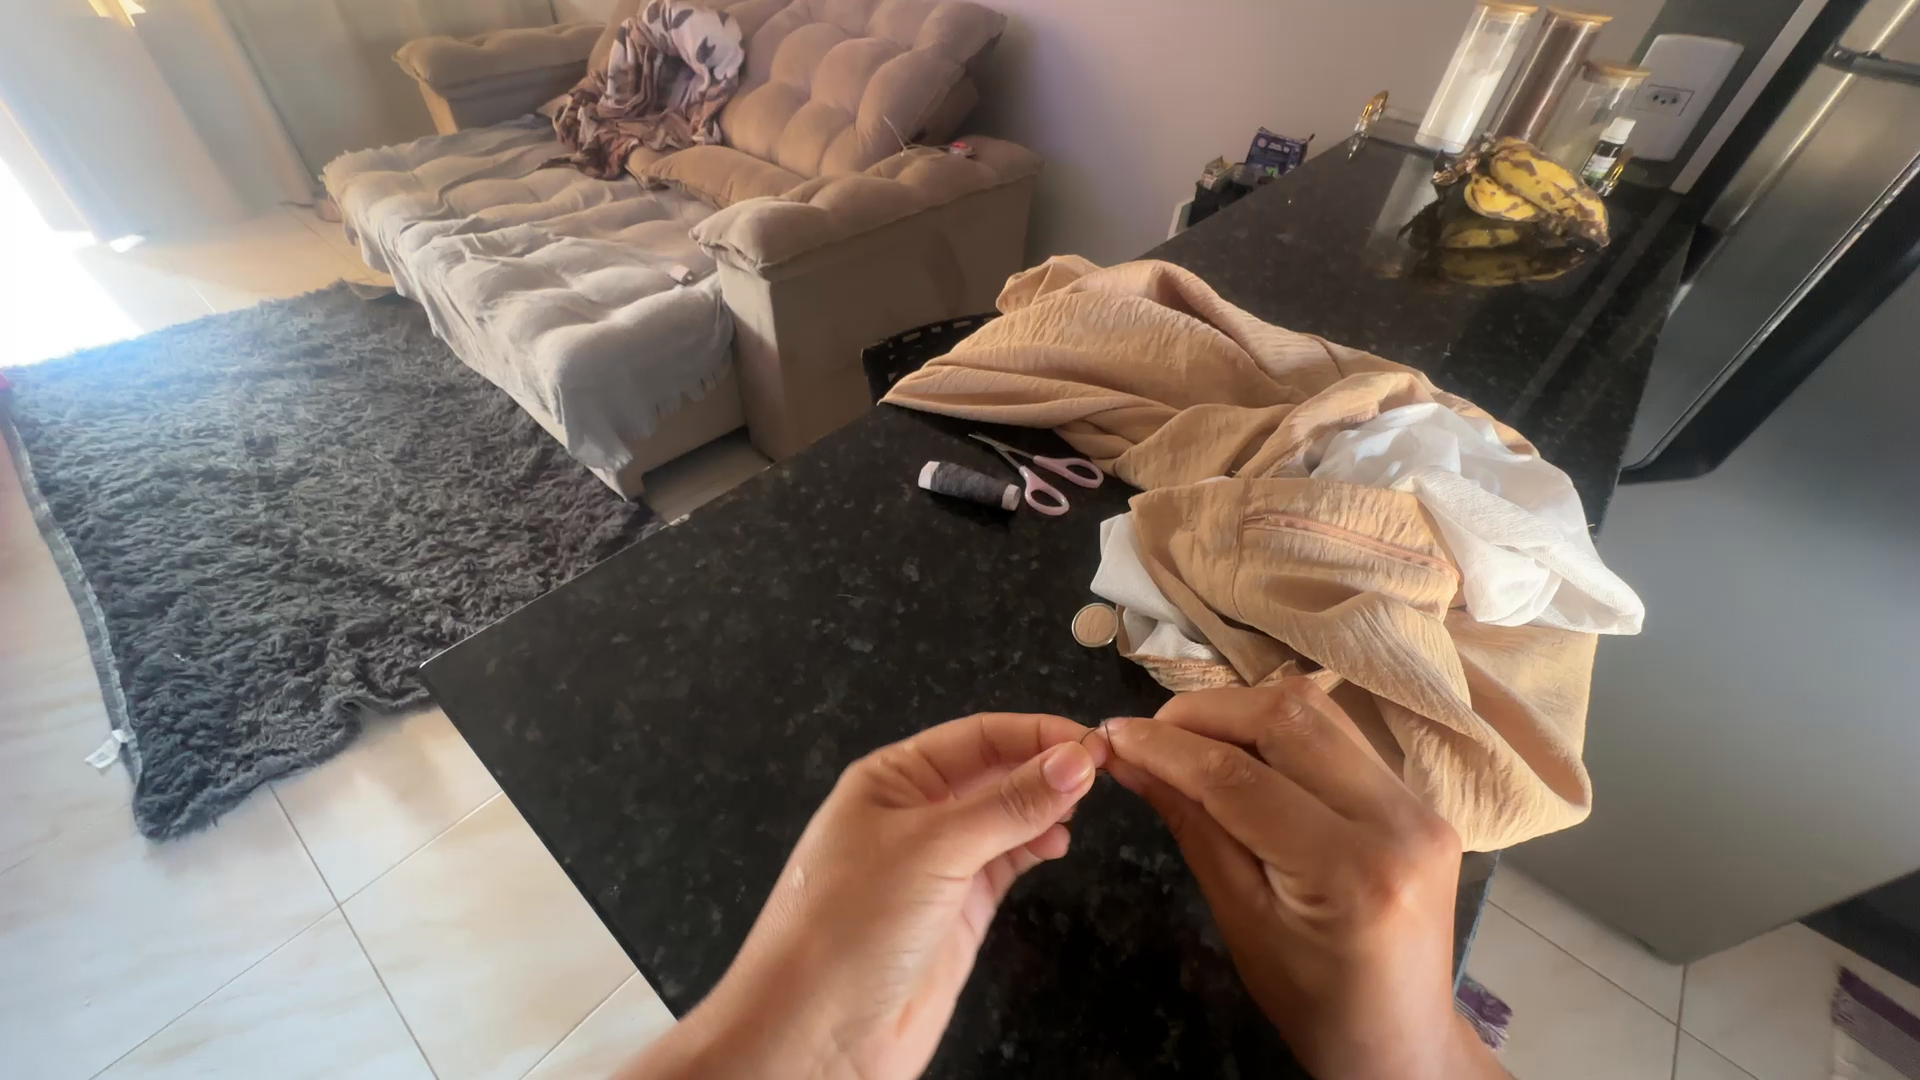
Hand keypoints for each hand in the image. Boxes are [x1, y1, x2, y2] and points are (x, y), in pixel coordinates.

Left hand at [619, 712, 1103, 1079]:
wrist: (813, 1042)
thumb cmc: (856, 921)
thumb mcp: (933, 849)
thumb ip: (1009, 804)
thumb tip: (1078, 758)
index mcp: (895, 776)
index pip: (976, 736)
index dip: (1034, 732)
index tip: (1091, 741)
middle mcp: (917, 809)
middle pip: (993, 771)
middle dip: (1043, 766)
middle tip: (1101, 770)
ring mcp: (939, 860)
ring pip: (1004, 815)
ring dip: (1043, 805)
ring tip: (1082, 805)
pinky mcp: (958, 906)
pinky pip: (1005, 860)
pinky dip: (1034, 845)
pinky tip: (1058, 842)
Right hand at [1101, 681, 1502, 1079]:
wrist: (1403, 1035)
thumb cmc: (1309, 995)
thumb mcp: (1236, 913)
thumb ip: (1187, 820)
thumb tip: (1124, 756)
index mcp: (1349, 873)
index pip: (1238, 778)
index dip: (1165, 747)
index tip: (1113, 733)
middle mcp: (1396, 820)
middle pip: (1282, 718)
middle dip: (1200, 712)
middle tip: (1149, 733)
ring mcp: (1416, 799)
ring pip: (1310, 707)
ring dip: (1235, 708)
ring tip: (1188, 736)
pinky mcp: (1415, 790)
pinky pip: (1332, 725)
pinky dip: (1271, 720)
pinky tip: (1239, 744)